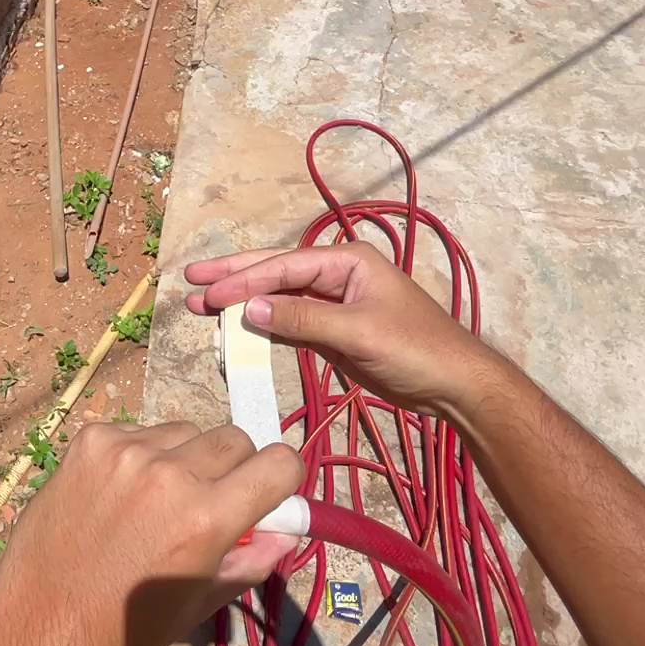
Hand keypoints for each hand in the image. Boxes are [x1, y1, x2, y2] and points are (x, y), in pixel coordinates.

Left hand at [0, 422, 302, 645]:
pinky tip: (117, 490)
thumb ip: (253, 559)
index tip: (271, 487)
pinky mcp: (91, 439)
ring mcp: (126, 449)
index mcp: (206, 517)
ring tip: (155, 496)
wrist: (39, 621)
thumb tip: (289, 528)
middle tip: (209, 496)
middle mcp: (170, 472)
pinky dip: (138, 453)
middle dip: (233, 465)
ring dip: (183, 456)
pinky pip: (138, 431)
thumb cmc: (127, 626)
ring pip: (184, 430)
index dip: (282, 476)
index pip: (279, 462)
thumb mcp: (200, 602)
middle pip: (233, 437)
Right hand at [184, 242, 509, 419]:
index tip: (209, 293)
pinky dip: (261, 326)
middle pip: (274, 272)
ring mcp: (331, 302)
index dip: (244, 279)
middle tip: (190, 281)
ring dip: (242, 303)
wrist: (453, 385)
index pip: (284, 266)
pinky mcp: (329, 330)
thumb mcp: (358, 331)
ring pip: (276, 297)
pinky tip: (236, 328)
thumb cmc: (415, 348)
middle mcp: (335, 274)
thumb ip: (303, 318)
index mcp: (346, 260)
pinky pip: (287, 322)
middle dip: (233, 277)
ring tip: (200, 305)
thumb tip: (250, 309)